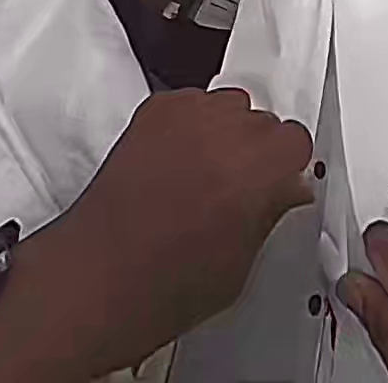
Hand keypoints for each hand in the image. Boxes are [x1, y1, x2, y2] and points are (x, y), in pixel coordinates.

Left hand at [0, 88, 312, 381]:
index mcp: (257, 168)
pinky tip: (178, 160)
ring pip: (229, 104)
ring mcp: (188, 116)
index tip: (279, 175)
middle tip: (238, 181)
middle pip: (263, 118)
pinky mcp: (156, 110)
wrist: (92, 280)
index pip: (296, 137)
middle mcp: (225, 132)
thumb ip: (271, 213)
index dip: (288, 162)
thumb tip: (287, 190)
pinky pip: (192, 101)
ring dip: (225, 130)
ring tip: (204, 169)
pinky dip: (190, 123)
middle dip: (257, 147)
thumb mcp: (238, 265)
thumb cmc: (155, 286)